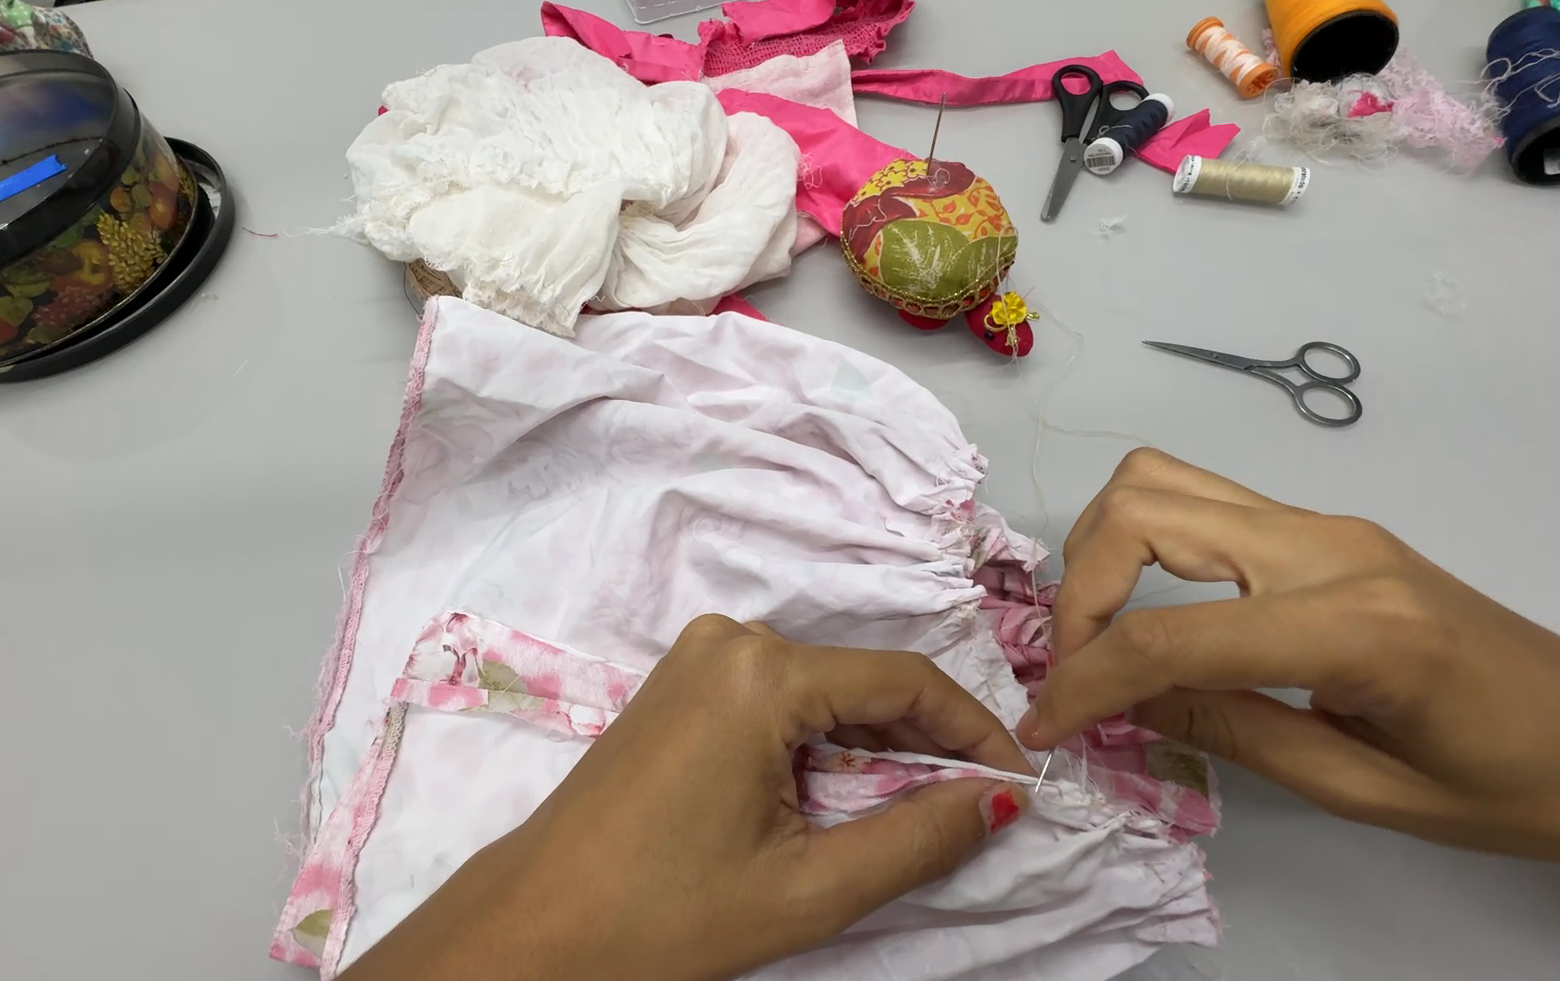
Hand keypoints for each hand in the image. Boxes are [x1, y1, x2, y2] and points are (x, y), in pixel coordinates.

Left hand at [346, 615, 1032, 980]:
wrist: (540, 922)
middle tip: (974, 804)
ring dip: (871, 739)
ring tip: (909, 804)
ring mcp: (700, 652)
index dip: (971, 729)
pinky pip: (776, 691)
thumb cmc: (669, 913)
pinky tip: (836, 784)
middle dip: (921, 739)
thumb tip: (999, 797)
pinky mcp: (684, 676)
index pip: (901, 680)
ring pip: (820, 686)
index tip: (1019, 782)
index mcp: (761, 671)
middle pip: (858, 679)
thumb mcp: (809, 888)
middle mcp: (731, 637)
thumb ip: (917, 837)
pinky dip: (819, 734)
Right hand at [1019, 449, 1559, 868]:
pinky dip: (1130, 534)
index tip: (1043, 724)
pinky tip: (1138, 591)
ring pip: (1152, 479)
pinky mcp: (1308, 521)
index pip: (1168, 636)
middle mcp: (1322, 542)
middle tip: (1074, 661)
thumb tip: (1109, 698)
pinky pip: (1185, 492)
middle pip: (1139, 514)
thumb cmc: (1510, 787)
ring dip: (1096, 547)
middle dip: (1077, 593)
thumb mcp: (1356, 791)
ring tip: (1096, 619)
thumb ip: (1217, 726)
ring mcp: (1315, 519)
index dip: (1084, 681)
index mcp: (1353, 625)